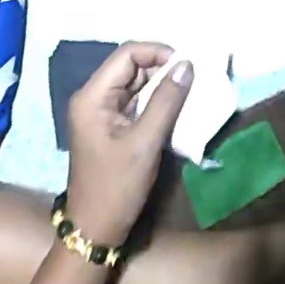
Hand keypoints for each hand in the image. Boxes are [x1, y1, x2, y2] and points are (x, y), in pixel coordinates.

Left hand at [64, 43, 191, 243]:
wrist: (96, 232)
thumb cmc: (116, 186)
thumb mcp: (145, 142)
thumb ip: (167, 100)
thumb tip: (187, 64)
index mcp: (92, 97)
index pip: (127, 54)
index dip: (158, 52)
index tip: (186, 65)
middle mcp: (94, 98)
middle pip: (132, 64)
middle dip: (163, 66)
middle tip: (192, 77)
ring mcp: (102, 111)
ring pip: (138, 80)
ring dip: (163, 82)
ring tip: (189, 89)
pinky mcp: (113, 124)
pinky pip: (138, 98)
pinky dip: (158, 97)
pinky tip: (177, 105)